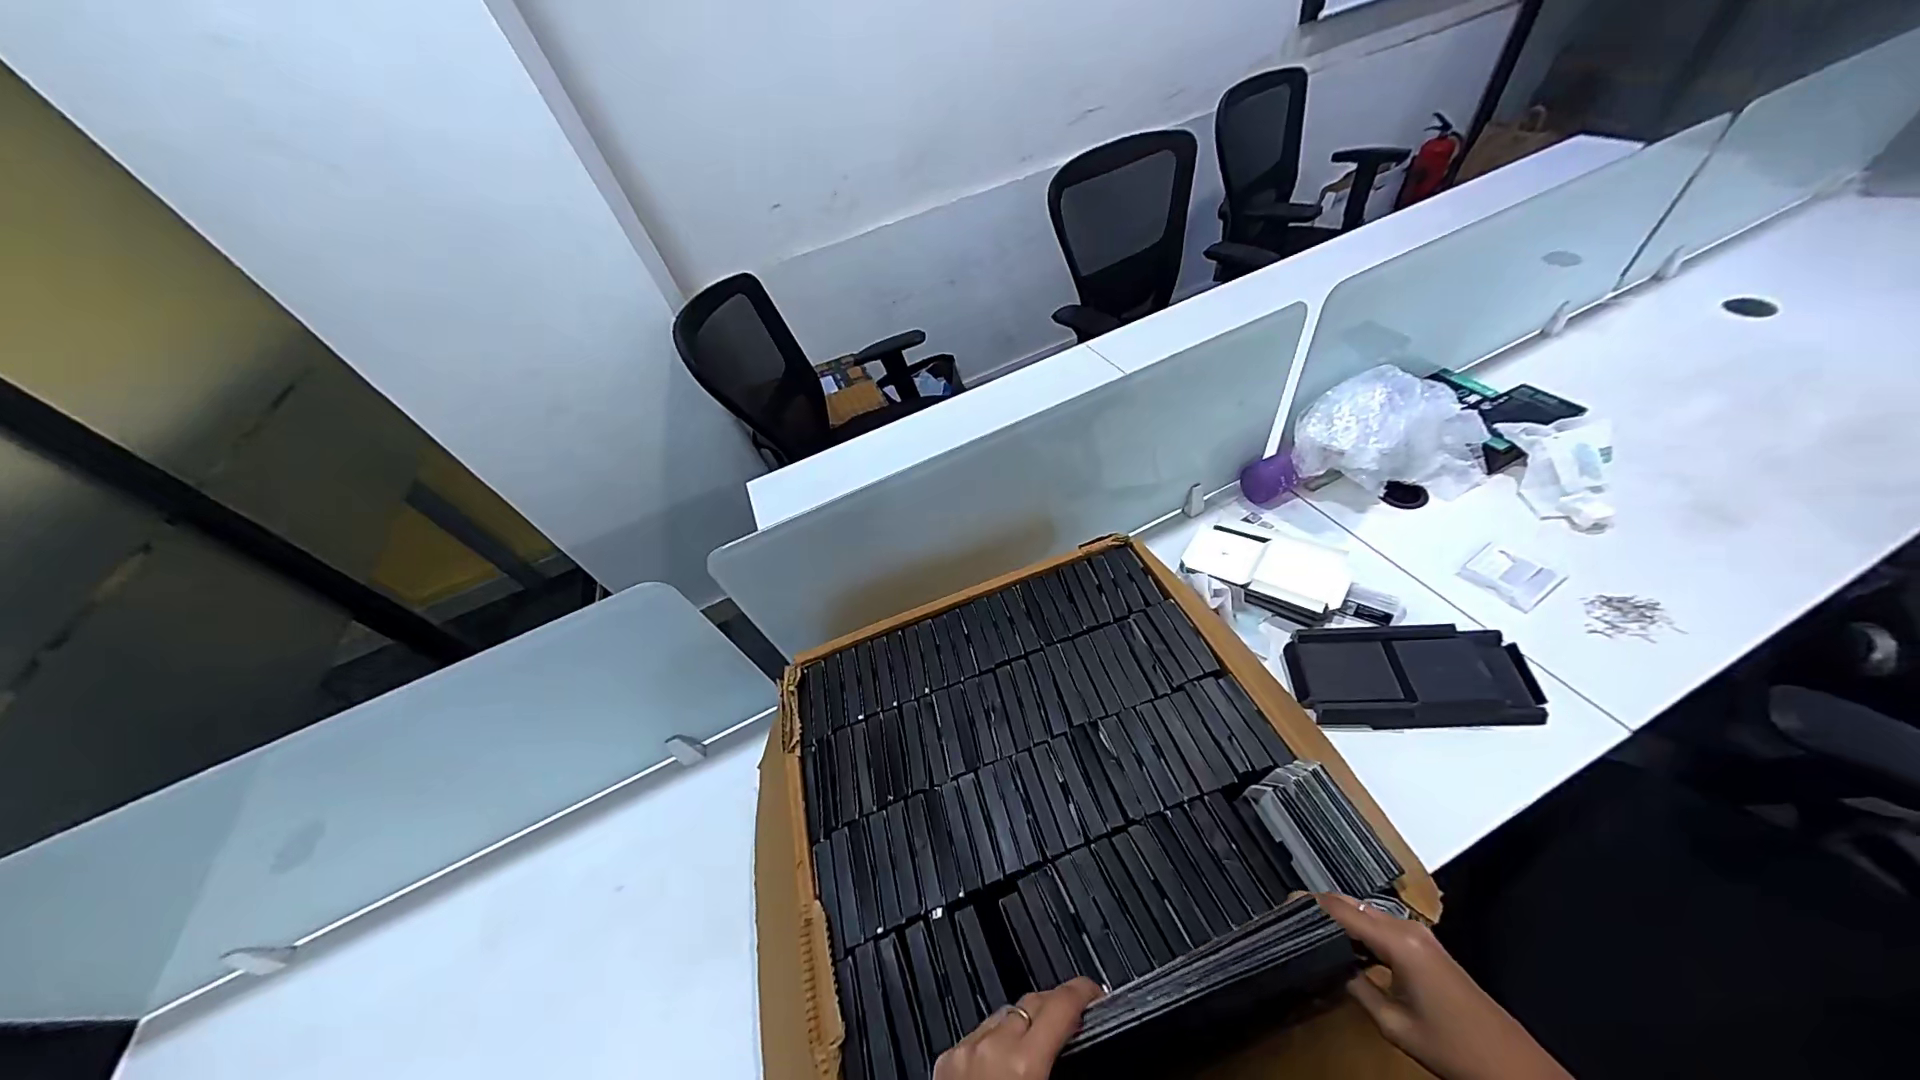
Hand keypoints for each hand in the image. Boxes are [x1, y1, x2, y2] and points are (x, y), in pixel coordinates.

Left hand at [933, 977, 1102, 1079]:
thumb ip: (1071, 1076)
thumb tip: (1087, 1067)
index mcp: (1024, 1064)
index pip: (1061, 1004)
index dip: (1084, 993)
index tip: (1095, 994)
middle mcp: (992, 1047)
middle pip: (1033, 1003)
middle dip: (1057, 1007)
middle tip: (1075, 1022)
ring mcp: (965, 1050)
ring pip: (1005, 1016)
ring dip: (1024, 1025)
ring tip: (1040, 1047)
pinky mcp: (945, 1059)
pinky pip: (979, 1036)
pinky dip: (996, 1042)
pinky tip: (1005, 1064)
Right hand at [1317, 893, 1571, 1079]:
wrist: (1514, 1069)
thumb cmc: (1454, 1049)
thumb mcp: (1393, 1025)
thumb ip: (1357, 989)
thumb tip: (1335, 969)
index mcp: (1398, 942)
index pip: (1342, 910)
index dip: (1310, 904)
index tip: (1285, 903)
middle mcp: (1409, 929)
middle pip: (1355, 904)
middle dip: (1324, 907)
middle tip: (1293, 916)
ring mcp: (1423, 937)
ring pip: (1369, 913)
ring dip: (1343, 918)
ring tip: (1314, 930)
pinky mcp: (1430, 949)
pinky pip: (1385, 926)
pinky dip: (1362, 930)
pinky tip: (1349, 947)